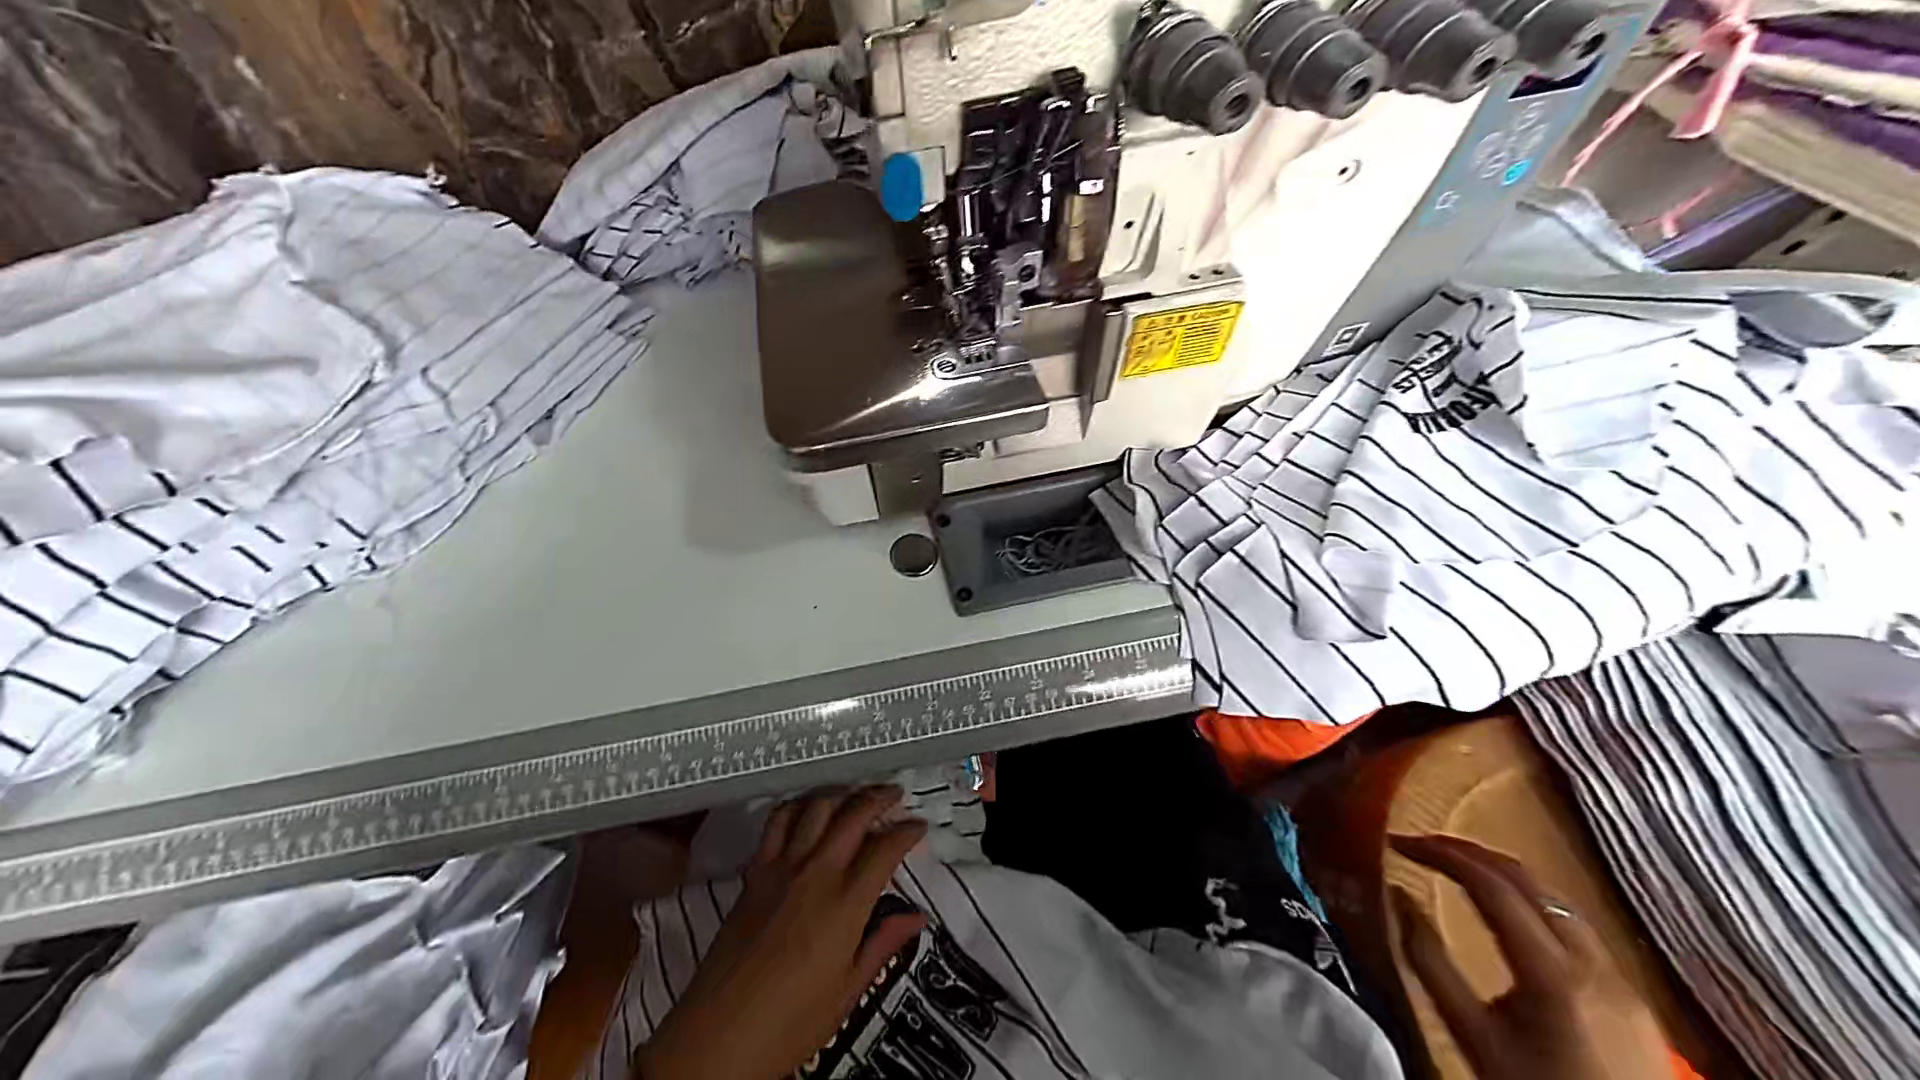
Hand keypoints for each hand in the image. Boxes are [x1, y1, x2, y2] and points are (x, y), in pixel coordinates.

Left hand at [632, 787, 927, 1079]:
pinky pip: (777, 822)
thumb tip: (915, 918)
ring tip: (855, 795)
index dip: (908, 831)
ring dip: (841, 794)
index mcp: (846, 904)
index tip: (918, 827)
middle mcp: (816, 874)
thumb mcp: (848, 989)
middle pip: (853, 814)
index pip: (886, 848)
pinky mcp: (754, 873)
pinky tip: (806, 808)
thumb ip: (883, 942)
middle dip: (879, 797)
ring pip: (816, 807)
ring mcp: (781, 868)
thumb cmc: (789, 1023)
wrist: (718, 1037)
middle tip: (894, 795)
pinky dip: (797, 806)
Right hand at [1389, 834, 1670, 1079]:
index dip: (1440, 853)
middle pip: (1528, 880)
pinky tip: (1505, 909)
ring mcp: (1621, 980)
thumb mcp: (1470, 1035)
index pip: (1490, 884)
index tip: (1398, 842)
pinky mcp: (1632, 997)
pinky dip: (1529, 900)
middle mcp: (1594, 964)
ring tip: (1455, 866)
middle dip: (1468, 852)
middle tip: (1421, 844)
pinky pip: (1574, 925)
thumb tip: (1398, 898)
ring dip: (1500, 872)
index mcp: (1552, 972)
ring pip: (1556, 898)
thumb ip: (1429, 963)